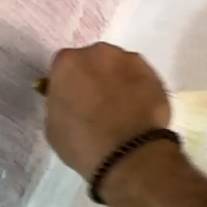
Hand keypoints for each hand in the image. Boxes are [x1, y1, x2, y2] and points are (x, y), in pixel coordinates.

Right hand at [42, 43, 170, 175]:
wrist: (129, 153)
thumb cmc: (82, 142)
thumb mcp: (53, 126)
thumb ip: (59, 103)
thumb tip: (70, 101)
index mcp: (67, 63)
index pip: (63, 68)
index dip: (67, 85)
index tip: (72, 101)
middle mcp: (97, 53)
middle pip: (92, 61)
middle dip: (92, 78)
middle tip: (96, 105)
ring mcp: (128, 60)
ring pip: (117, 67)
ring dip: (116, 81)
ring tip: (120, 110)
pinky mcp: (153, 73)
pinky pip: (139, 78)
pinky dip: (137, 89)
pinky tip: (137, 111)